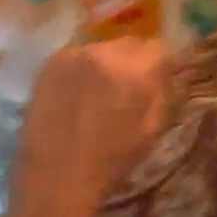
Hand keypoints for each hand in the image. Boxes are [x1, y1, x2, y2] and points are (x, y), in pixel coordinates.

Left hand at [10, 37, 169, 216]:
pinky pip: (76, 55)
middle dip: (133, 60)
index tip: (156, 76)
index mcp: (135, 71)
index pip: (158, 47)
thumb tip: (165, 71)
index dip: (159, 62)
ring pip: (101, 47)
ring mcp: (74, 53)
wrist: (56, 173)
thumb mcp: (151, 130)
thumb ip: (161, 92)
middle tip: (126, 85)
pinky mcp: (51, 61)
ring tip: (97, 90)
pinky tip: (75, 91)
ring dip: (105, 62)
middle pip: (129, 42)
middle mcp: (105, 52)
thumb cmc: (110, 160)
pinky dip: (80, 67)